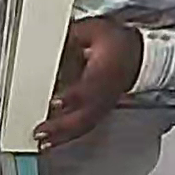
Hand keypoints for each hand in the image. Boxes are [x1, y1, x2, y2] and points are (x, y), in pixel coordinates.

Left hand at [34, 17, 142, 150]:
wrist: (134, 58)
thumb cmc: (113, 44)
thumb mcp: (95, 30)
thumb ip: (73, 37)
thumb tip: (50, 42)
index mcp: (104, 71)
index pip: (88, 87)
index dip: (72, 97)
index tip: (55, 102)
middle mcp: (103, 95)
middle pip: (81, 115)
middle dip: (60, 126)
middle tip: (40, 131)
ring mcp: (100, 108)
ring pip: (80, 127)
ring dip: (60, 137)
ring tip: (41, 143)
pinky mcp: (96, 115)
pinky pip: (80, 130)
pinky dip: (64, 138)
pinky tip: (50, 143)